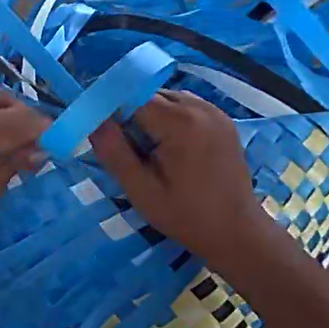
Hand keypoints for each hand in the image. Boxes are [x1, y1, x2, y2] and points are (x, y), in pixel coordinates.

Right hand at [89, 91, 294, 271]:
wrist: (236, 232)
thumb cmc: (185, 215)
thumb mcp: (140, 189)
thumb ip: (113, 152)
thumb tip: (92, 121)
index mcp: (180, 123)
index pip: (133, 98)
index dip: (113, 112)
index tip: (104, 135)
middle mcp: (201, 108)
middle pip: (151, 95)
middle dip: (132, 115)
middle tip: (128, 150)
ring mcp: (216, 112)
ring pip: (168, 99)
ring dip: (151, 116)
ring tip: (149, 151)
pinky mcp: (223, 121)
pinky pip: (187, 107)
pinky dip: (171, 118)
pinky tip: (170, 147)